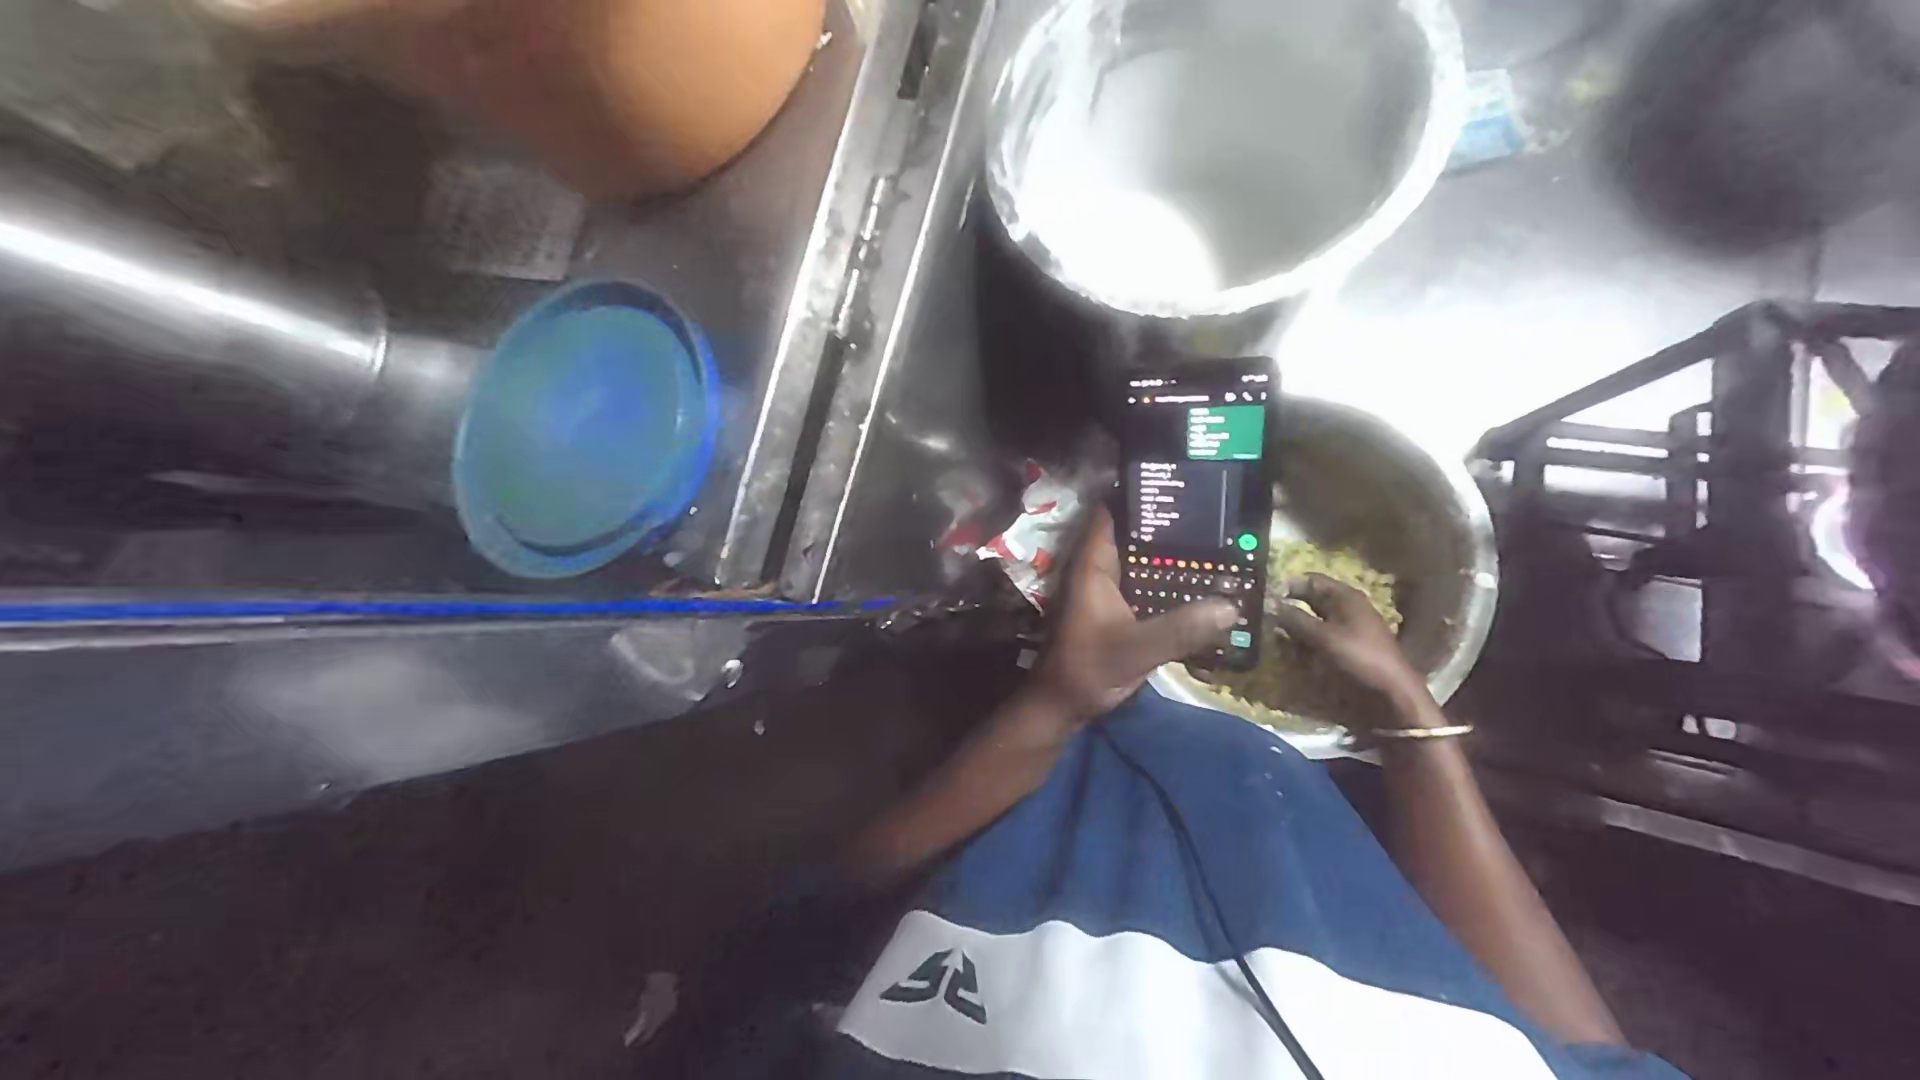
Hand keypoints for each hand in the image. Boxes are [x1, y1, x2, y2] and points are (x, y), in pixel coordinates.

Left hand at [1028, 505, 1238, 726]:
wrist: (1062, 705)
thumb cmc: (1088, 669)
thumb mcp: (1136, 649)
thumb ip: (1181, 628)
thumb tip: (1230, 606)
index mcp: (1093, 566)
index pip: (1111, 512)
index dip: (1138, 494)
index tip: (1178, 483)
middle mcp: (1099, 570)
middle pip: (1133, 535)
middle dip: (1168, 527)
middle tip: (1214, 518)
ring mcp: (1106, 590)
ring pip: (1141, 562)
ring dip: (1171, 558)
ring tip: (1217, 547)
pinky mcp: (1116, 610)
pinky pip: (1144, 586)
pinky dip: (1167, 584)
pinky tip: (1199, 588)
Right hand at [1268, 572, 1433, 717]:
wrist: (1391, 691)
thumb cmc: (1359, 656)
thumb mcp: (1322, 636)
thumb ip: (1294, 618)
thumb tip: (1268, 603)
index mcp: (1345, 596)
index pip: (1310, 580)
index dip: (1287, 585)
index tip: (1264, 596)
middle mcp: (1347, 606)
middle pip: (1311, 597)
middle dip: (1288, 603)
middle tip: (1263, 612)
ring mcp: (1348, 625)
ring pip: (1313, 615)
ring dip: (1294, 621)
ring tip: (1272, 629)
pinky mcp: (1347, 642)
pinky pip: (1319, 632)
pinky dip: (1304, 635)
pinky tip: (1291, 644)